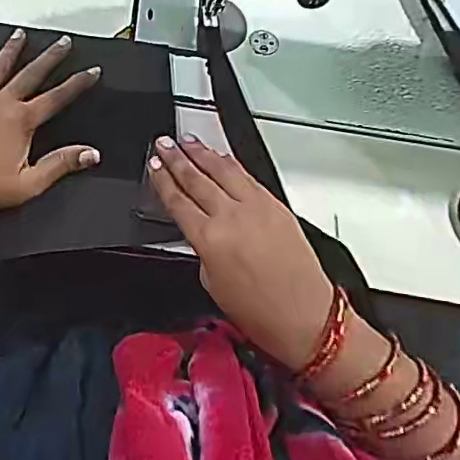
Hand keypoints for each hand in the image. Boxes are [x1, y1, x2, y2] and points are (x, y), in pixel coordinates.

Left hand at [0, 30, 101, 213]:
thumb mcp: (30, 183)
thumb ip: (61, 164)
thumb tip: (89, 154)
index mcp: (21, 121)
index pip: (57, 97)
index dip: (78, 83)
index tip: (91, 71)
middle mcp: (1, 104)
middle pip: (31, 73)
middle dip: (51, 56)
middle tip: (63, 42)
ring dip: (12, 49)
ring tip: (21, 34)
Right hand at [147, 134, 335, 368]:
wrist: (305, 318)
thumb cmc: (261, 311)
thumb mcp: (211, 282)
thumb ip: (201, 248)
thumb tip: (199, 230)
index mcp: (208, 239)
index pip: (177, 199)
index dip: (161, 179)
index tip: (153, 166)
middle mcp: (232, 218)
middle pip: (195, 177)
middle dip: (175, 157)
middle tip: (164, 143)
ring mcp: (256, 208)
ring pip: (222, 169)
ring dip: (201, 152)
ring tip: (187, 141)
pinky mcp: (277, 207)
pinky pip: (248, 176)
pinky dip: (231, 163)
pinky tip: (221, 157)